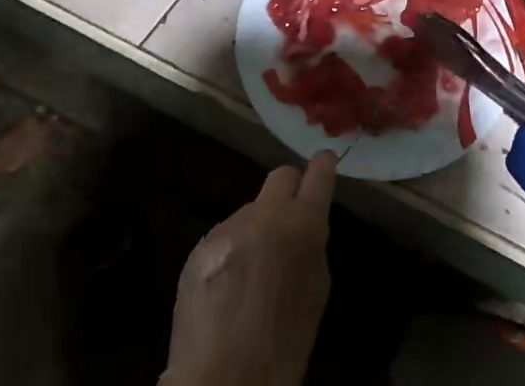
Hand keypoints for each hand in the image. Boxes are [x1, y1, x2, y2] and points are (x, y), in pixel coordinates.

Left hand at [160, 151, 336, 385]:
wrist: (223, 379)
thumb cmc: (285, 341)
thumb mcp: (315, 288)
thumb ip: (311, 245)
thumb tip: (303, 226)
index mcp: (302, 224)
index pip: (317, 175)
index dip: (323, 166)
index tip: (325, 161)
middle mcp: (264, 214)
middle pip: (280, 176)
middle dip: (290, 189)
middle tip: (290, 217)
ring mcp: (228, 228)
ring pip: (250, 210)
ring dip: (257, 228)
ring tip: (252, 271)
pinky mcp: (199, 246)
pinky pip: (225, 237)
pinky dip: (232, 250)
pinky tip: (228, 285)